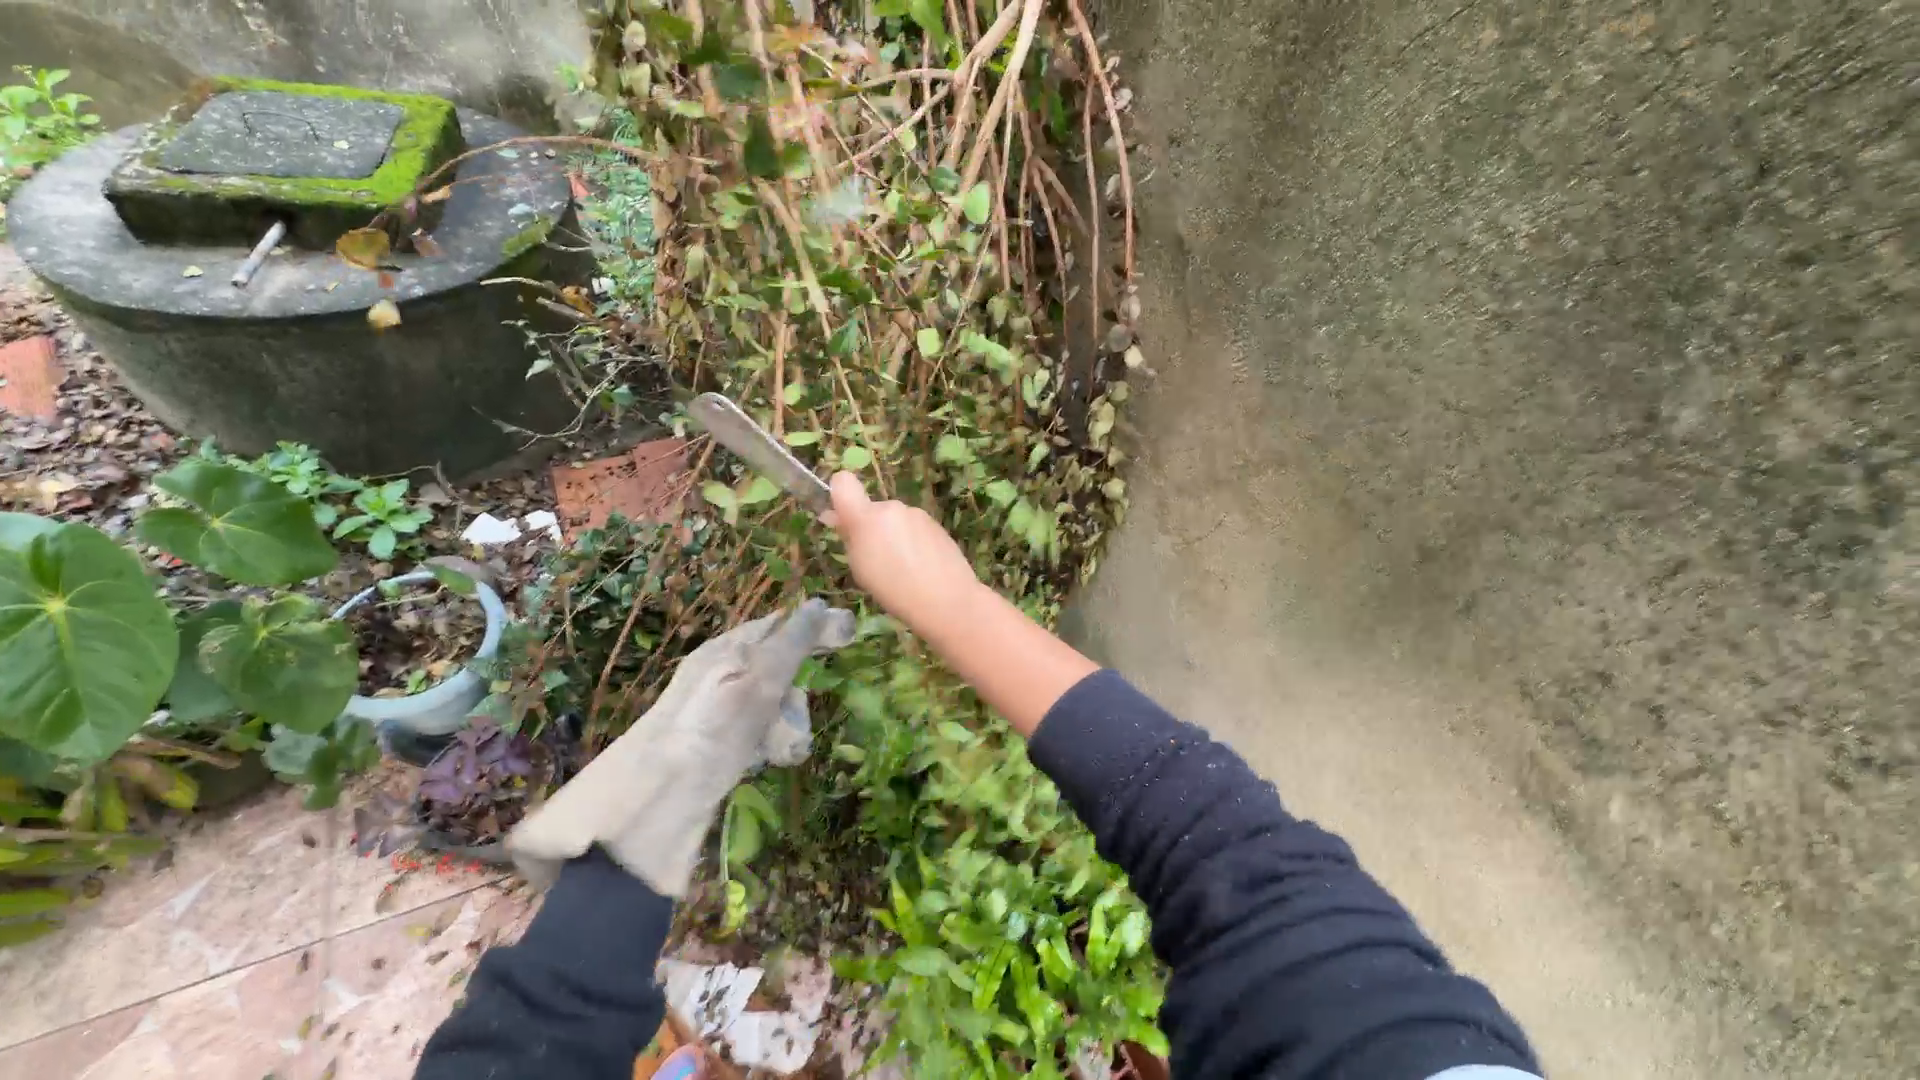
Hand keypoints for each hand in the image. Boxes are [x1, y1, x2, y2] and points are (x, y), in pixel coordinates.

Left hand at [509, 600, 853, 895]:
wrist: (645, 811)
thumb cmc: (706, 735)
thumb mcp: (755, 683)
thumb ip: (790, 645)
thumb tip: (821, 604)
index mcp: (725, 651)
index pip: (779, 625)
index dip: (813, 628)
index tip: (849, 637)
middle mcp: (724, 678)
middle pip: (784, 672)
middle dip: (797, 696)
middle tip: (792, 719)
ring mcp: (723, 716)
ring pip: (777, 708)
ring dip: (788, 728)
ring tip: (778, 753)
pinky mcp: (722, 752)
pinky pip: (762, 737)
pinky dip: (771, 747)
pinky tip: (765, 763)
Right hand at [824, 471, 983, 633]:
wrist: (947, 600)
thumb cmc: (894, 590)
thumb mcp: (860, 568)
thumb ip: (849, 538)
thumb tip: (835, 516)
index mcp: (867, 517)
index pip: (843, 482)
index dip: (839, 495)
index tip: (843, 519)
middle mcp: (893, 507)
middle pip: (872, 510)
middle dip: (870, 528)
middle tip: (876, 561)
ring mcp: (917, 514)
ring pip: (894, 520)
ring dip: (892, 536)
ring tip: (902, 569)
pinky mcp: (936, 524)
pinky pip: (913, 528)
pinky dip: (912, 542)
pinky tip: (920, 566)